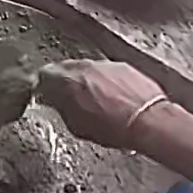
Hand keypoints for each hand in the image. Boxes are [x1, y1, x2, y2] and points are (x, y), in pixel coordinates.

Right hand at [35, 59, 174, 149]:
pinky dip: (106, 82)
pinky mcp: (122, 66)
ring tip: (95, 101)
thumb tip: (59, 104)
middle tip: (70, 99)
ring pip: (87, 69)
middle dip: (65, 82)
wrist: (148, 121)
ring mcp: (103, 64)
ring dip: (86, 81)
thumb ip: (62, 109)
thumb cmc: (114, 128)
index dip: (44, 87)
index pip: (43, 76)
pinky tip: (113, 98)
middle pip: (65, 69)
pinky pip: (107, 72)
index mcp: (64, 80)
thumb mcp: (76, 126)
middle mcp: (82, 66)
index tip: (47, 95)